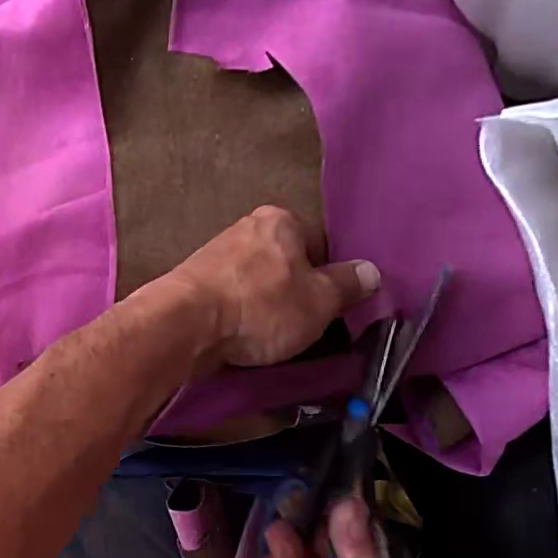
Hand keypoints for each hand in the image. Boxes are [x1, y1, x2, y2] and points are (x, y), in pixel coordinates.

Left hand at [161, 206, 380, 368]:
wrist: (186, 325)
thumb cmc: (262, 306)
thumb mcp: (319, 300)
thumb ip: (348, 285)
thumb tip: (371, 271)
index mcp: (281, 220)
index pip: (321, 243)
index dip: (333, 277)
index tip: (333, 307)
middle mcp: (247, 227)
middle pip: (289, 262)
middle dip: (299, 292)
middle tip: (307, 325)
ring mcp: (217, 253)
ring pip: (261, 281)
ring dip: (270, 306)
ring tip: (275, 337)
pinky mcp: (196, 282)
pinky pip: (235, 297)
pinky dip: (244, 314)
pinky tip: (245, 336)